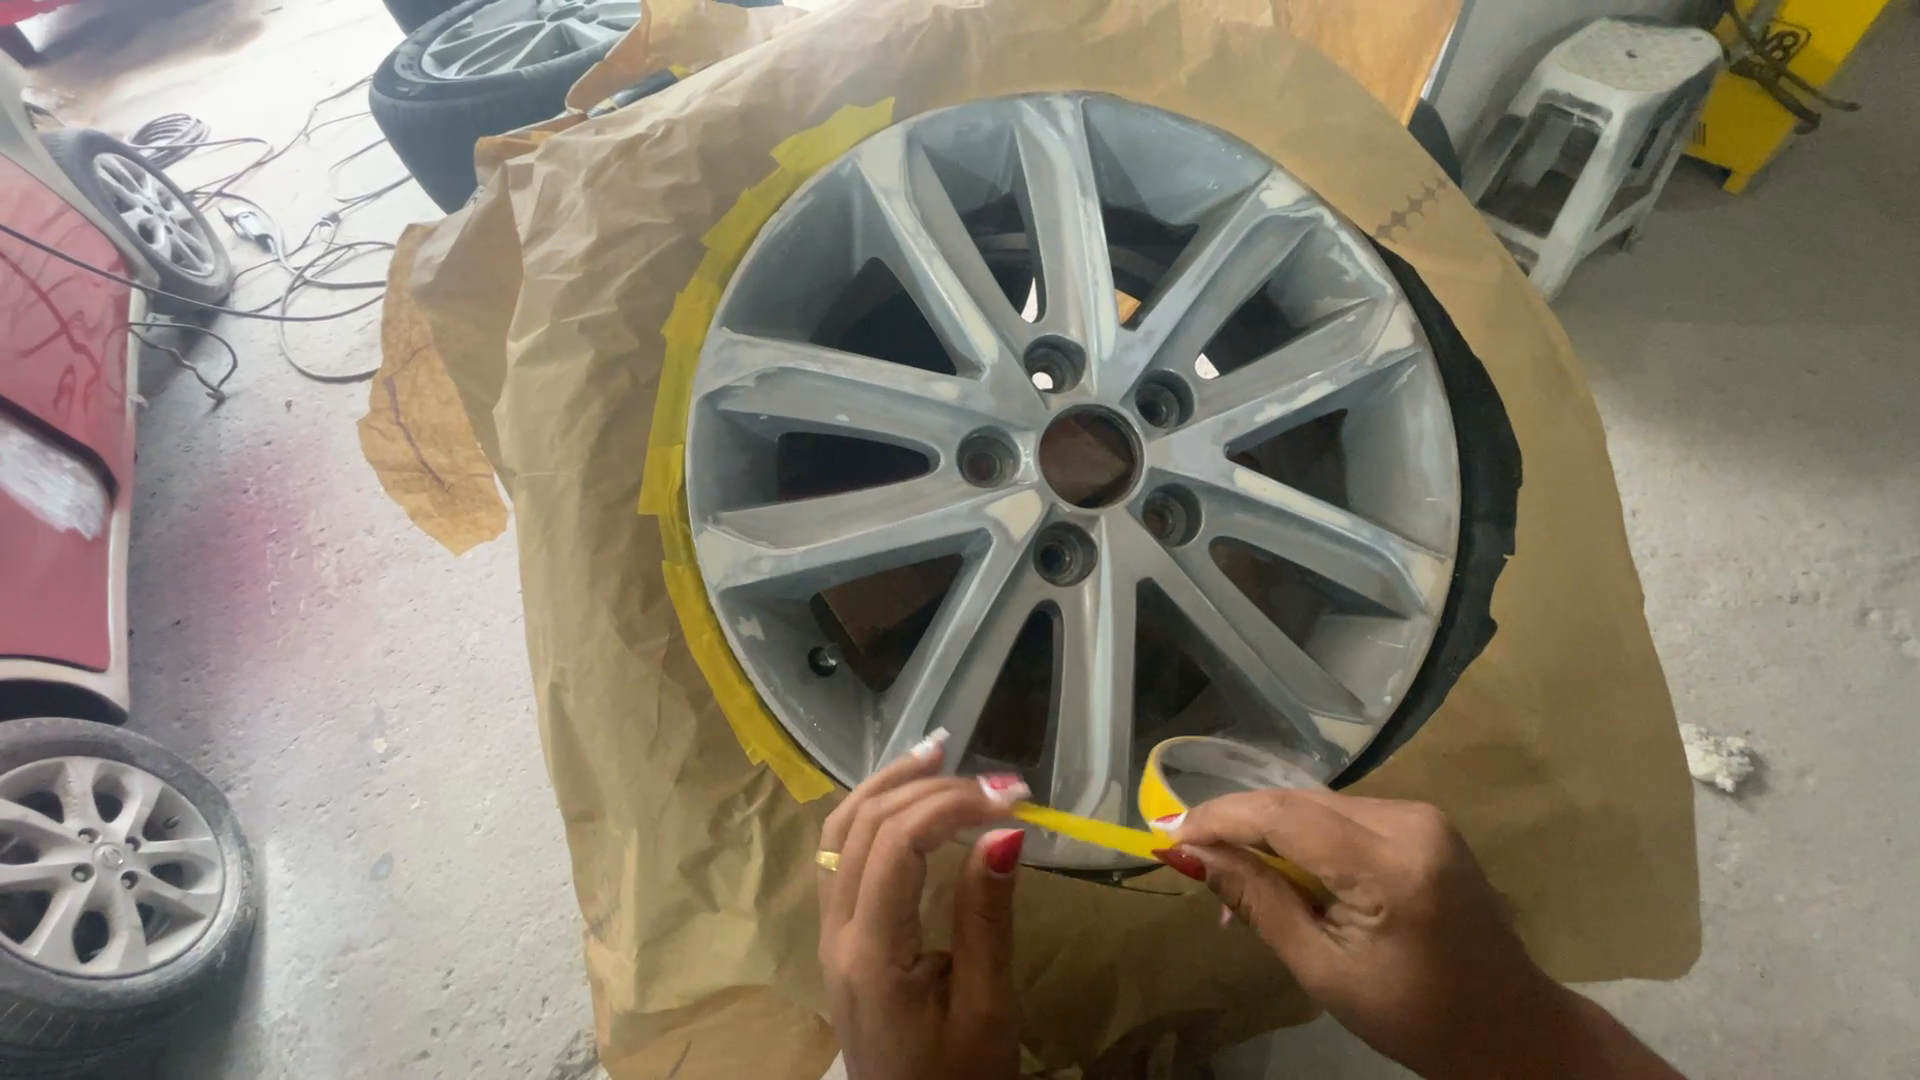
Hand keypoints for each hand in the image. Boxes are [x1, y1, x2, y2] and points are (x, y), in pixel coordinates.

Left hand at [816, 731, 1030, 1079]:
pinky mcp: (836, 929)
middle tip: (996, 781)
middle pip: (868, 825)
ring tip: (938, 750)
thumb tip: (1006, 829)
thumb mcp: (986, 1007)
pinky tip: (906, 793)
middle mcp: (836, 931)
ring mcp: (828, 928)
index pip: (900, 845)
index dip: (955, 805)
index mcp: (872, 954)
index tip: (1015, 796)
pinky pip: (841, 850)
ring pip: (842, 829)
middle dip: (932, 789)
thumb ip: (987, 914)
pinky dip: (873, 807)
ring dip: (890, 783)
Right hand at [1159, 790, 1681, 1079]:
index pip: (1284, 816)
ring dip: (1265, 829)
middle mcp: (1408, 822)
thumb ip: (1257, 902)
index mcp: (1392, 868)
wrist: (1518, 1031)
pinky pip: (1337, 813)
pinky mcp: (1420, 818)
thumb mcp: (1324, 971)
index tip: (1168, 832)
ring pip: (1312, 803)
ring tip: (1231, 869)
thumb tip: (1190, 854)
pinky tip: (1282, 867)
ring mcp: (1419, 815)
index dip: (1219, 818)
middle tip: (1188, 850)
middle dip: (1236, 823)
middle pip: (1295, 802)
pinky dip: (1299, 833)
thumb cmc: (1417, 1019)